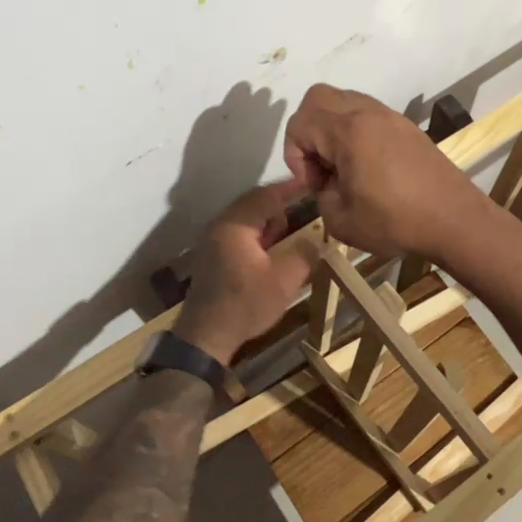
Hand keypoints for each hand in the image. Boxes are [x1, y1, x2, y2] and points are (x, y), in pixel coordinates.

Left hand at [177, 178, 315, 365]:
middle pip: (253, 202)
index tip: (311, 185)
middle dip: (280, 207)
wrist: (206, 336)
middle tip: (303, 216)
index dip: (290, 189)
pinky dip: (256, 233)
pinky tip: (268, 252)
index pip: (266, 195)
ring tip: (285, 239)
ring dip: (267, 222)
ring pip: (245, 217)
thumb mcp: (284, 281)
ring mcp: (212, 240)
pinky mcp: (212, 254)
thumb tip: (315, 239)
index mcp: (235, 225)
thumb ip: (304, 254)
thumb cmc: (245, 305)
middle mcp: (219, 225)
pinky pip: (238, 231)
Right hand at [282, 84, 491, 262]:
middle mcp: (368, 113)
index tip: (314, 183)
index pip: (299, 122)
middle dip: (308, 130)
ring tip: (344, 166)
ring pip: (344, 100)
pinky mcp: (407, 127)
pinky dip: (356, 131)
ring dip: (333, 128)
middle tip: (321, 166)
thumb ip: (322, 196)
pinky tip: (367, 166)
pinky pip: (368, 114)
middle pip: (318, 98)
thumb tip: (328, 183)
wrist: (455, 219)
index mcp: (348, 131)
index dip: (295, 154)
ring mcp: (390, 116)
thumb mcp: (342, 221)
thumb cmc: (396, 222)